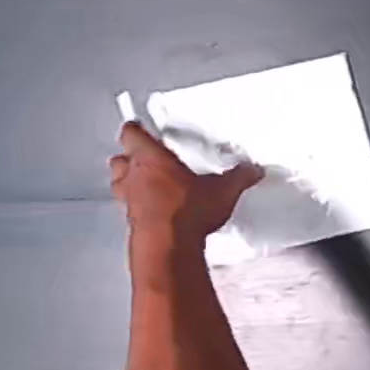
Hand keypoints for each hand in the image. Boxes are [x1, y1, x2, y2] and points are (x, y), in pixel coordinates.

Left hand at [110, 122, 262, 247]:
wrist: (169, 241)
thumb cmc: (185, 209)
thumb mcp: (225, 189)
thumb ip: (239, 177)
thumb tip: (250, 171)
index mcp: (150, 158)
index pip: (134, 133)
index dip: (139, 129)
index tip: (143, 128)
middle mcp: (133, 174)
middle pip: (122, 157)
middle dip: (132, 156)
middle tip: (147, 157)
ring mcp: (129, 197)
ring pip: (120, 181)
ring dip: (132, 180)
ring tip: (151, 185)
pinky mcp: (132, 218)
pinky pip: (131, 206)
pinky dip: (140, 205)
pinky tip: (159, 211)